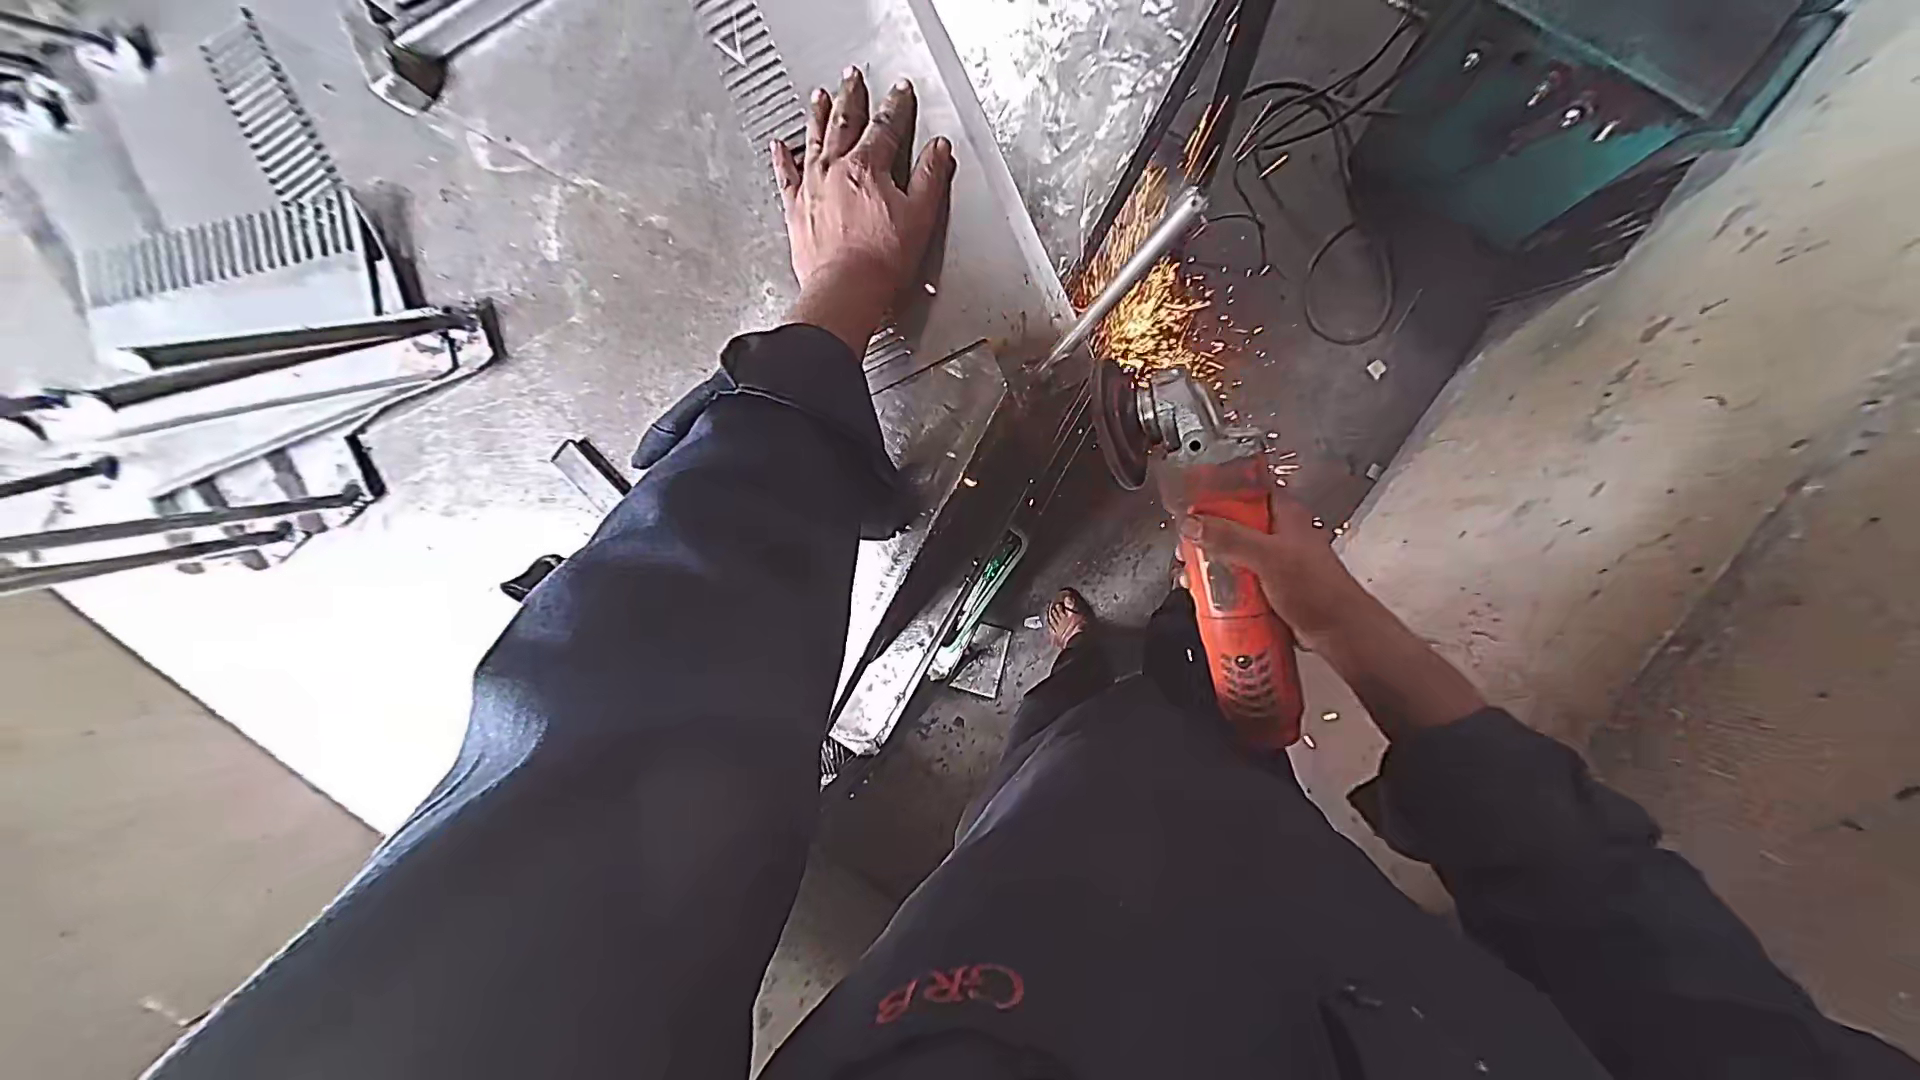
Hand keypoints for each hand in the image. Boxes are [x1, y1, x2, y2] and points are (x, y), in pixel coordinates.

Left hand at [771, 67, 955, 352]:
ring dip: (818, 115)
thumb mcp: (920, 218)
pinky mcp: (796, 211)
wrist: (846, 290)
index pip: (886, 127)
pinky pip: (786, 176)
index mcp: (869, 168)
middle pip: (845, 122)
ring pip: (814, 139)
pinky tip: (780, 146)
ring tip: (819, 96)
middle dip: (852, 97)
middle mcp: (836, 169)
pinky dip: (783, 158)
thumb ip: (930, 179)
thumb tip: (939, 151)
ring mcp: (812, 188)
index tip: (900, 93)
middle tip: (852, 77)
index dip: (896, 107)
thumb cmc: (880, 262)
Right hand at [1178, 492, 1368, 653]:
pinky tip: (1205, 593)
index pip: (1245, 491)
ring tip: (1190, 572)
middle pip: (1231, 525)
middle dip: (1205, 535)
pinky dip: (1218, 585)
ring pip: (1230, 554)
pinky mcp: (1265, 587)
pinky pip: (1234, 580)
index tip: (1191, 502)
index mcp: (1283, 515)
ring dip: (1208, 563)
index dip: (1218, 493)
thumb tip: (1193, 525)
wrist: (1338, 633)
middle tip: (1186, 544)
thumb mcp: (1269, 557)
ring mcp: (1270, 562)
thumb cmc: (1319, 590)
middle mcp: (1276, 535)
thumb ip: (1230, 538)